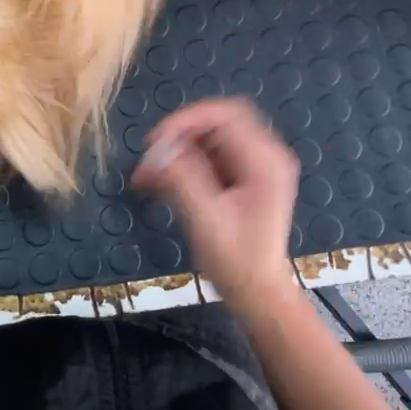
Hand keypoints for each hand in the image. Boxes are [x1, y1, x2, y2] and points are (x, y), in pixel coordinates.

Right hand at [131, 97, 300, 312]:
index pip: (225, 115)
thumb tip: (157, 149)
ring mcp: (250, 168)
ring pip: (206, 139)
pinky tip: (156, 182)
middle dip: (178, 135)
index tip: (156, 141)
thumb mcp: (207, 219)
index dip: (186, 120)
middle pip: (215, 123)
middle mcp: (262, 157)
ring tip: (146, 175)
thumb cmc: (237, 261)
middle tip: (150, 157)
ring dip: (174, 151)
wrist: (256, 294)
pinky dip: (179, 164)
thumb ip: (183, 178)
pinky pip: (204, 157)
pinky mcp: (237, 180)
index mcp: (264, 162)